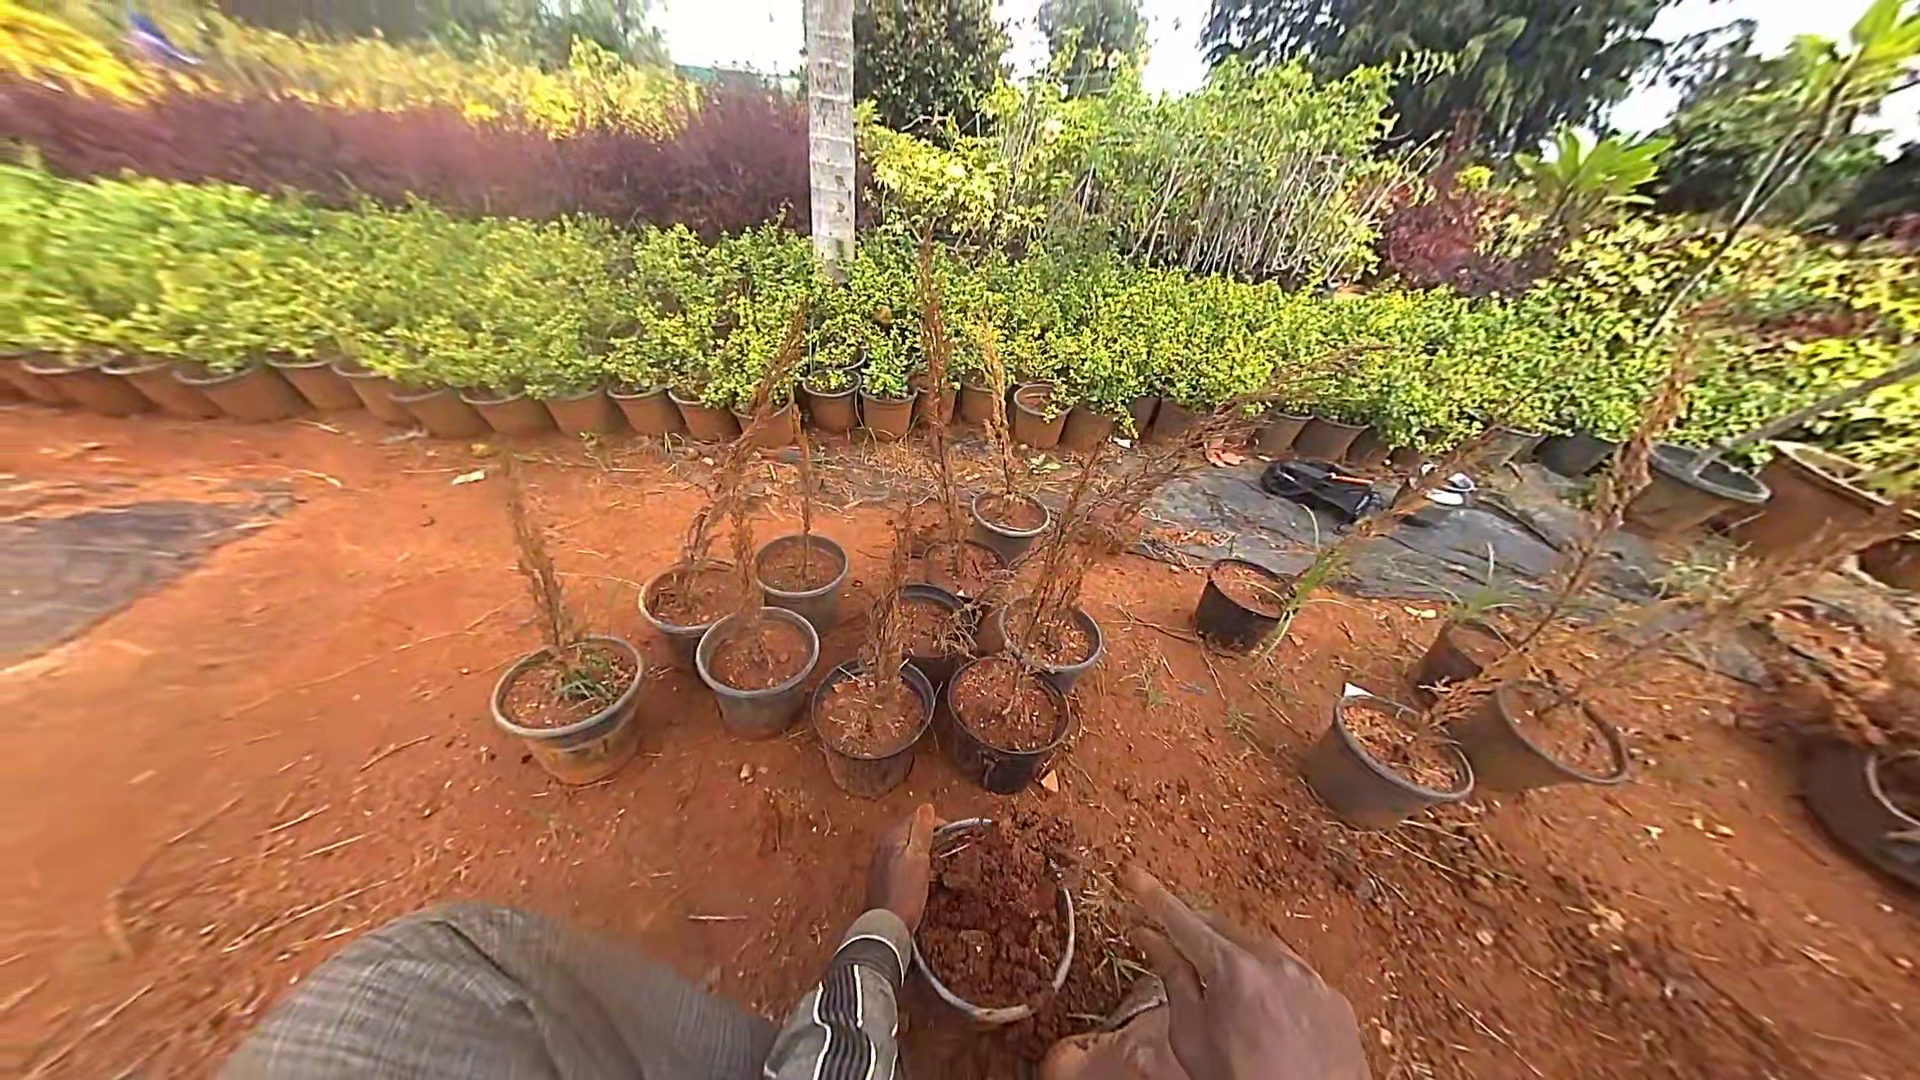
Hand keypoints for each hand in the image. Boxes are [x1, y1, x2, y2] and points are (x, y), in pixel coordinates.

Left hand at [866, 804, 938, 929]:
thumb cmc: (905, 892)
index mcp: (893, 836)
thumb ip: (922, 831)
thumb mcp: (918, 858)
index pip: (915, 818)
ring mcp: (881, 862)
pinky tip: (922, 874)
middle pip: (910, 832)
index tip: (951, 833)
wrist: (886, 929)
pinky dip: (914, 862)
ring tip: (939, 859)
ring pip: (906, 847)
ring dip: (922, 849)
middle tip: (948, 846)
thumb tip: (926, 806)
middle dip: (928, 835)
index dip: (935, 822)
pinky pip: (902, 861)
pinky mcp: (883, 879)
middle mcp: (884, 846)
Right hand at [1122, 865, 1368, 1079]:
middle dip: (1190, 927)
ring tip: (1218, 984)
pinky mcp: (1335, 999)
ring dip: (1229, 950)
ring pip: (1255, 943)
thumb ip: (1172, 979)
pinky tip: (1261, 1007)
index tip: (1131, 873)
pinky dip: (1267, 976)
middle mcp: (1272, 961)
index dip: (1151, 894)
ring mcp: (1309, 978)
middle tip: (1168, 939)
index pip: (1179, 918)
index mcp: (1231, 970)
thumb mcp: (1192, 1041)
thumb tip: (1147, 936)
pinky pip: (1291, 971)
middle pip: (1217, 924)